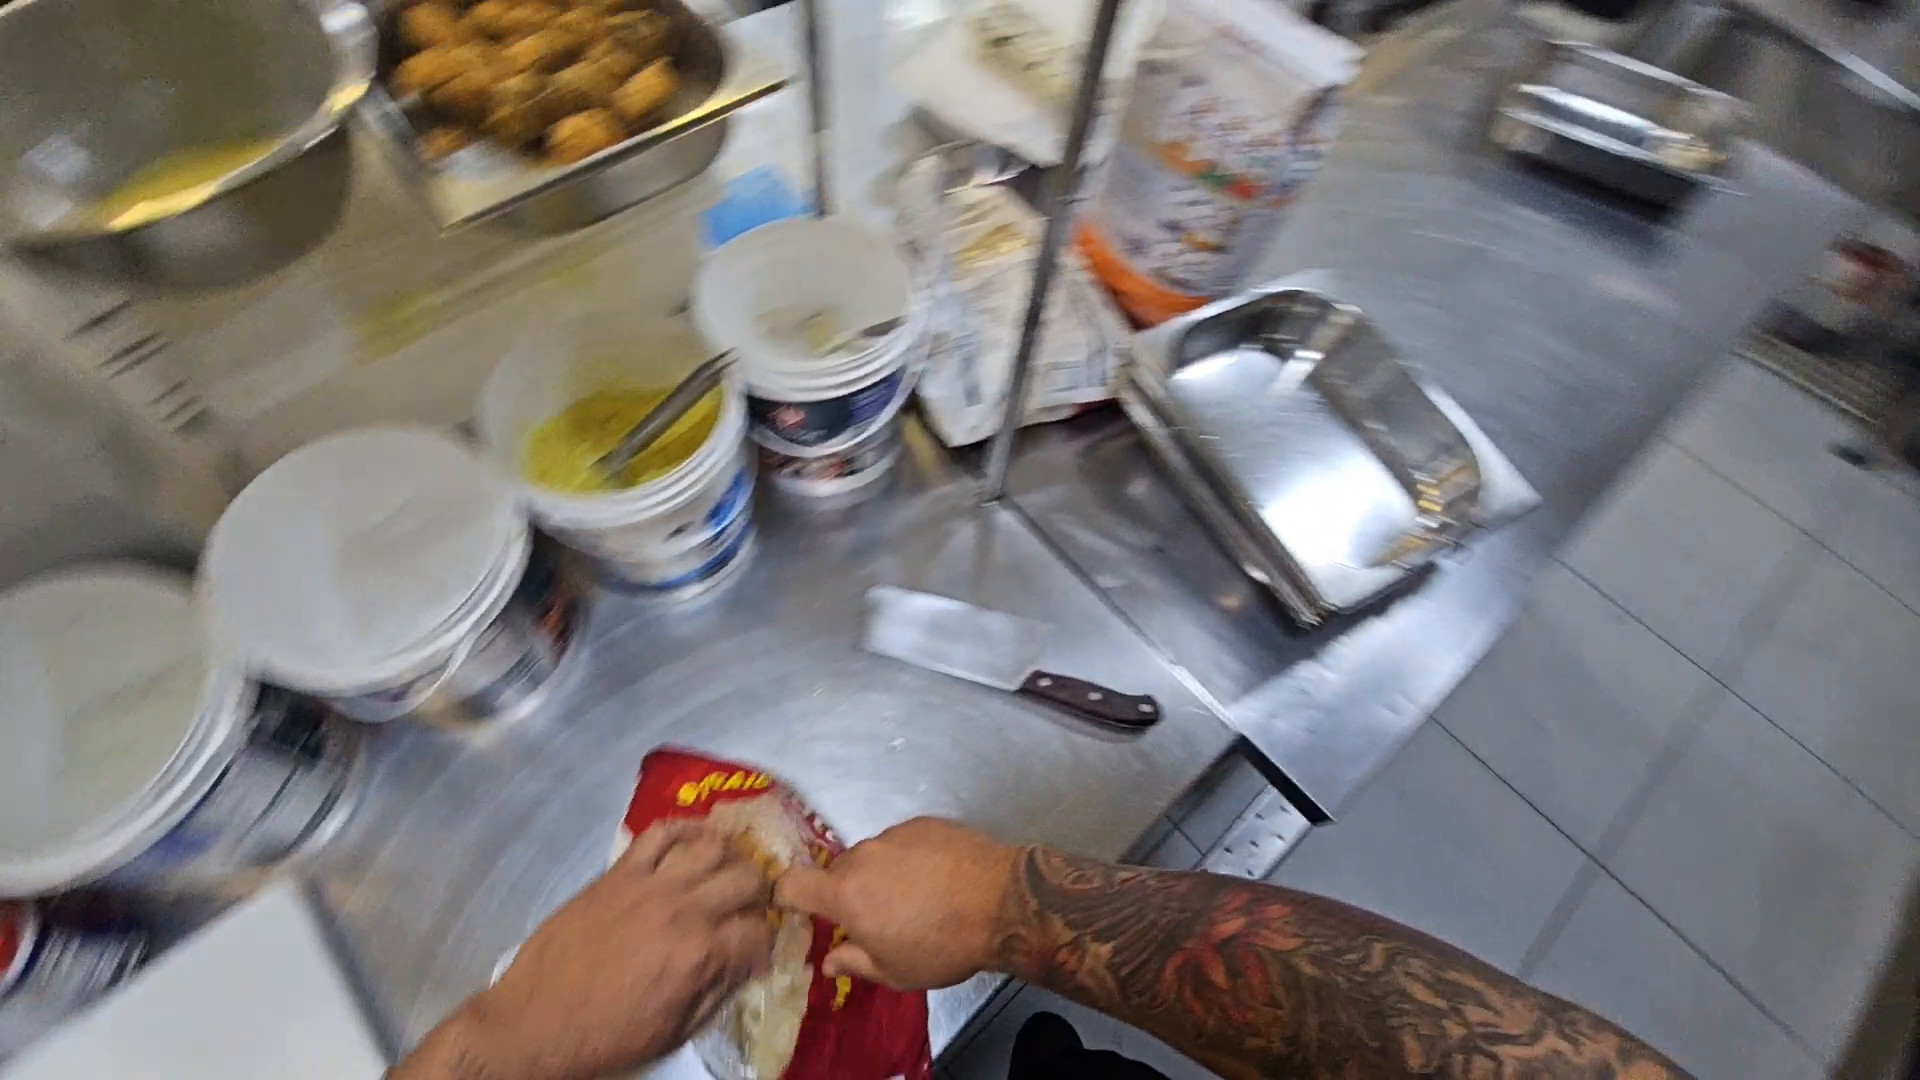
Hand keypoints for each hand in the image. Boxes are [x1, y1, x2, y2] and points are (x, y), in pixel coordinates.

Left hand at [394, 820, 775, 1079]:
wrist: (530, 1026)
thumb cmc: (603, 1038)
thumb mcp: (672, 1032)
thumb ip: (718, 992)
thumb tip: (748, 964)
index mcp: (700, 955)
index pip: (759, 931)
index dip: (765, 943)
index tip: (757, 952)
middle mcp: (685, 910)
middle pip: (748, 878)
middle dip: (758, 893)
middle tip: (747, 906)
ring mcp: (652, 884)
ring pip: (714, 845)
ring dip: (730, 857)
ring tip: (726, 869)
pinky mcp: (620, 871)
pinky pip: (662, 831)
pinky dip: (685, 828)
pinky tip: (695, 838)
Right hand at [774, 816, 1021, 990]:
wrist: (1001, 900)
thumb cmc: (941, 944)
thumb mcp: (895, 970)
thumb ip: (854, 962)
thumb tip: (830, 960)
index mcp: (847, 893)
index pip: (793, 883)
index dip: (785, 895)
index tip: (796, 908)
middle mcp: (864, 854)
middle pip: (838, 870)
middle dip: (846, 893)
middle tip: (875, 918)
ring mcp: (895, 833)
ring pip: (872, 855)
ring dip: (880, 874)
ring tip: (914, 898)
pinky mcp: (924, 821)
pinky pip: (902, 841)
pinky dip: (909, 857)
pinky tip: (935, 877)